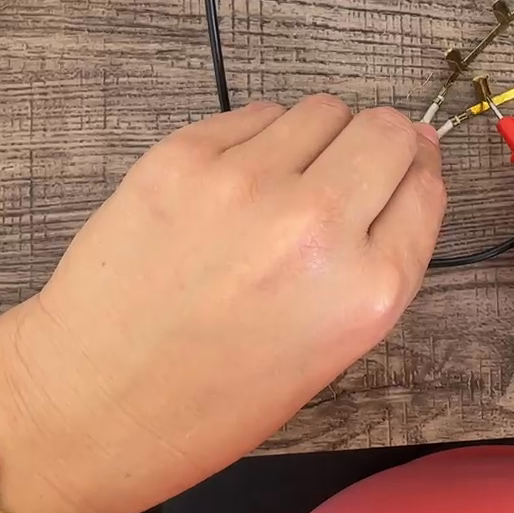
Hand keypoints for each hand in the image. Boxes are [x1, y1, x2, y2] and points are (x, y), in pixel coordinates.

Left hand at [0, 97, 446, 512]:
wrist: (87, 403)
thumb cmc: (219, 397)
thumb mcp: (333, 345)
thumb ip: (383, 251)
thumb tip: (415, 156)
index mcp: (367, 291)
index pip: (426, 186)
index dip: (414, 179)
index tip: (395, 182)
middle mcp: (317, 225)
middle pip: (389, 130)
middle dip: (378, 147)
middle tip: (340, 180)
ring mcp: (246, 181)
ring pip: (325, 108)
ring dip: (318, 140)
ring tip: (278, 190)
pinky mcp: (184, 154)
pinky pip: (259, 114)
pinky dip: (260, 141)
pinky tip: (230, 188)